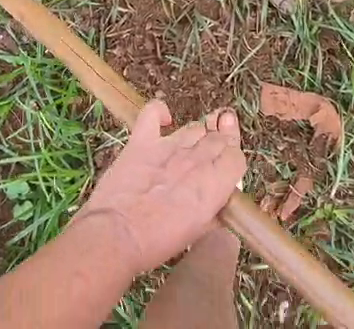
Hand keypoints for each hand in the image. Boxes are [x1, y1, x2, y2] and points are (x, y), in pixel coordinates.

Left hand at [74, 100, 245, 277]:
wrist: (116, 235)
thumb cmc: (158, 242)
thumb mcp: (197, 233)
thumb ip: (214, 210)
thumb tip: (219, 201)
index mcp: (214, 183)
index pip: (236, 156)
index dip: (231, 162)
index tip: (225, 171)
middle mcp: (196, 159)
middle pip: (218, 137)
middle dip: (218, 146)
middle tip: (206, 163)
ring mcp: (169, 146)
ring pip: (194, 127)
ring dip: (196, 136)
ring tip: (189, 151)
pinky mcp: (143, 140)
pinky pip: (154, 111)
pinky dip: (160, 111)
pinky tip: (164, 120)